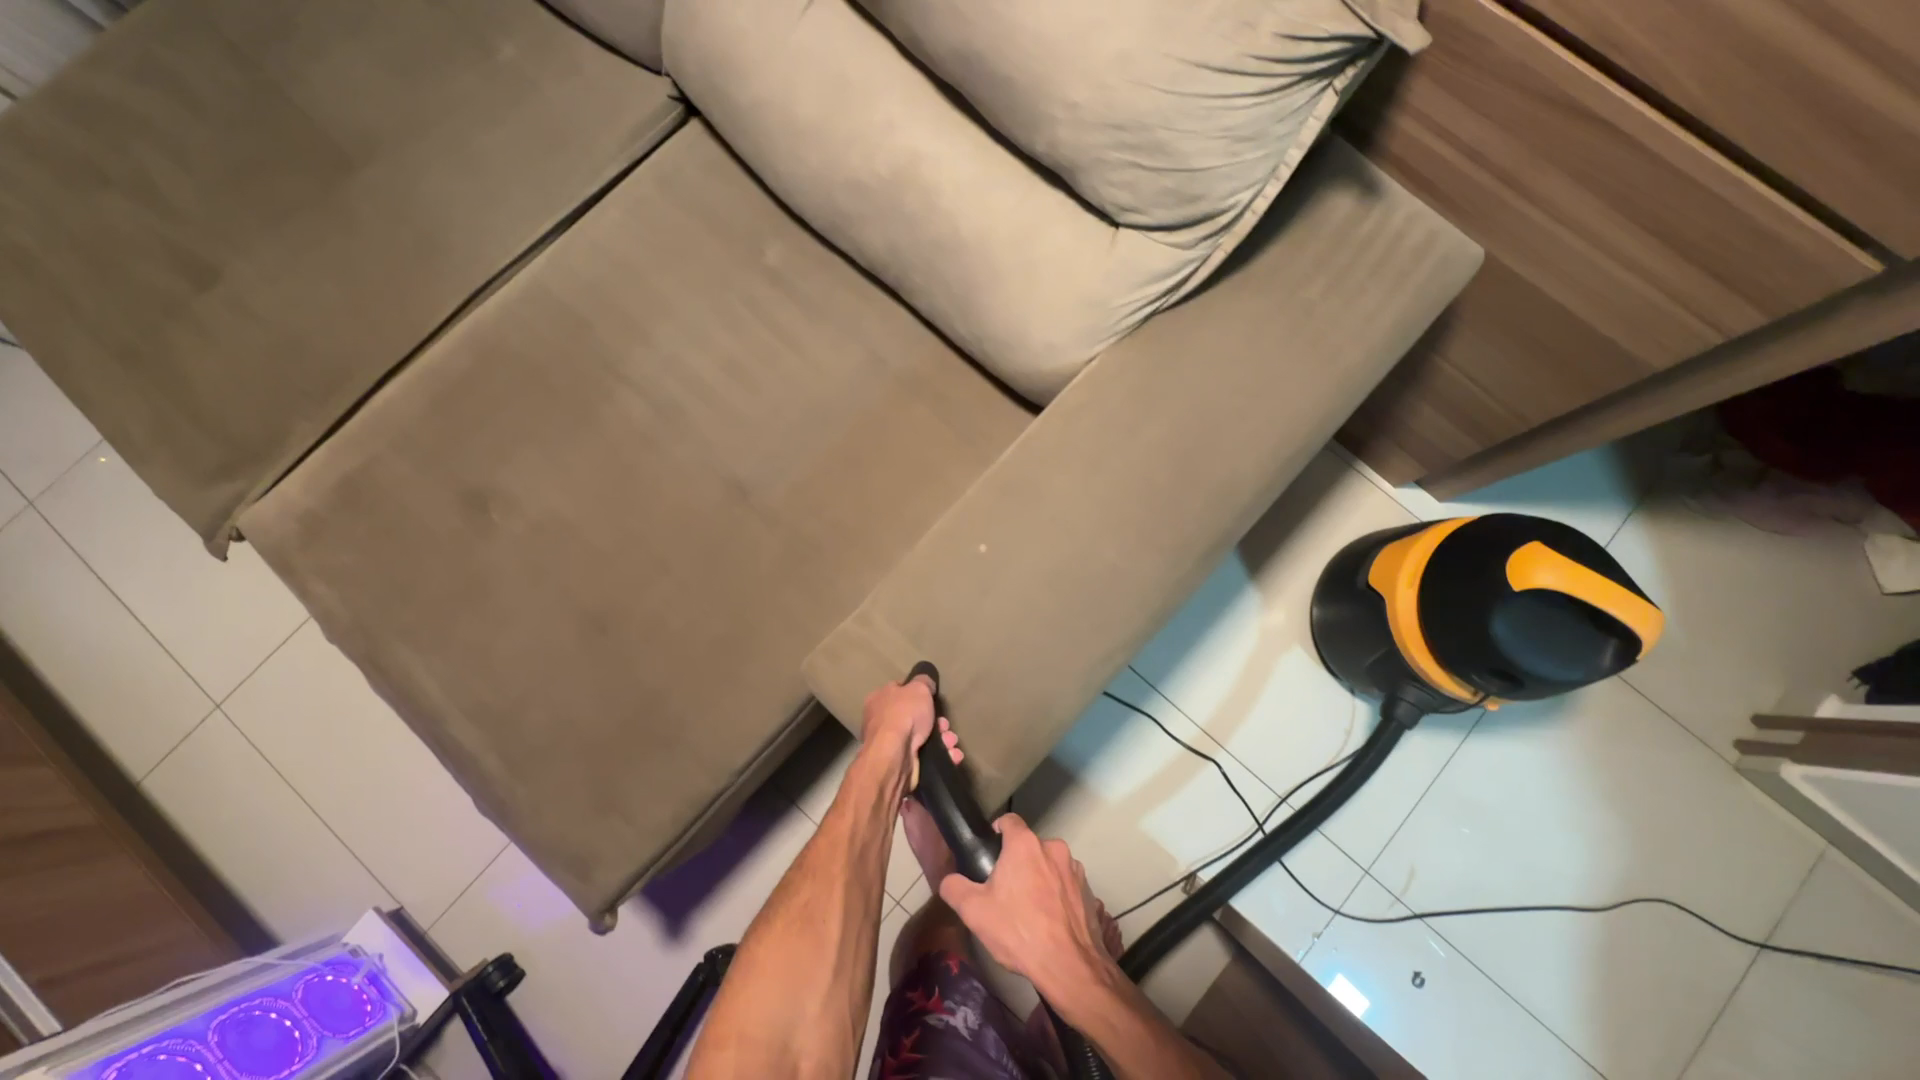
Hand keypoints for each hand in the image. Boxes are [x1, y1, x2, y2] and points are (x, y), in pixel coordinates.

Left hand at [858, 675, 961, 772]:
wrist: (894, 756)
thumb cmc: (904, 715)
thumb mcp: (918, 688)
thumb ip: (923, 682)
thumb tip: (926, 683)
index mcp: (879, 700)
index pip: (899, 691)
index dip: (918, 694)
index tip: (933, 699)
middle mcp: (882, 722)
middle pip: (916, 717)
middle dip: (937, 722)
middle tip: (945, 725)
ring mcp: (893, 745)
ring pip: (924, 737)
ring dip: (943, 739)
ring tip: (951, 741)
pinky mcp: (903, 763)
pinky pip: (927, 755)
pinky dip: (942, 755)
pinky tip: (953, 755)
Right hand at [938, 814, 1117, 1000]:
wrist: (1068, 966)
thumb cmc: (1017, 930)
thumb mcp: (973, 911)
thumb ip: (954, 887)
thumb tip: (950, 881)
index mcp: (1025, 845)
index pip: (1009, 821)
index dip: (997, 831)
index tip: (990, 851)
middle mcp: (1054, 848)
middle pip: (1029, 847)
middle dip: (1017, 862)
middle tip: (1004, 890)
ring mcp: (1075, 870)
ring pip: (1049, 866)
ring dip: (1039, 878)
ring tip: (1028, 910)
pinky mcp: (1088, 891)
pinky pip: (1066, 885)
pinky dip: (1057, 895)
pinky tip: (1049, 921)